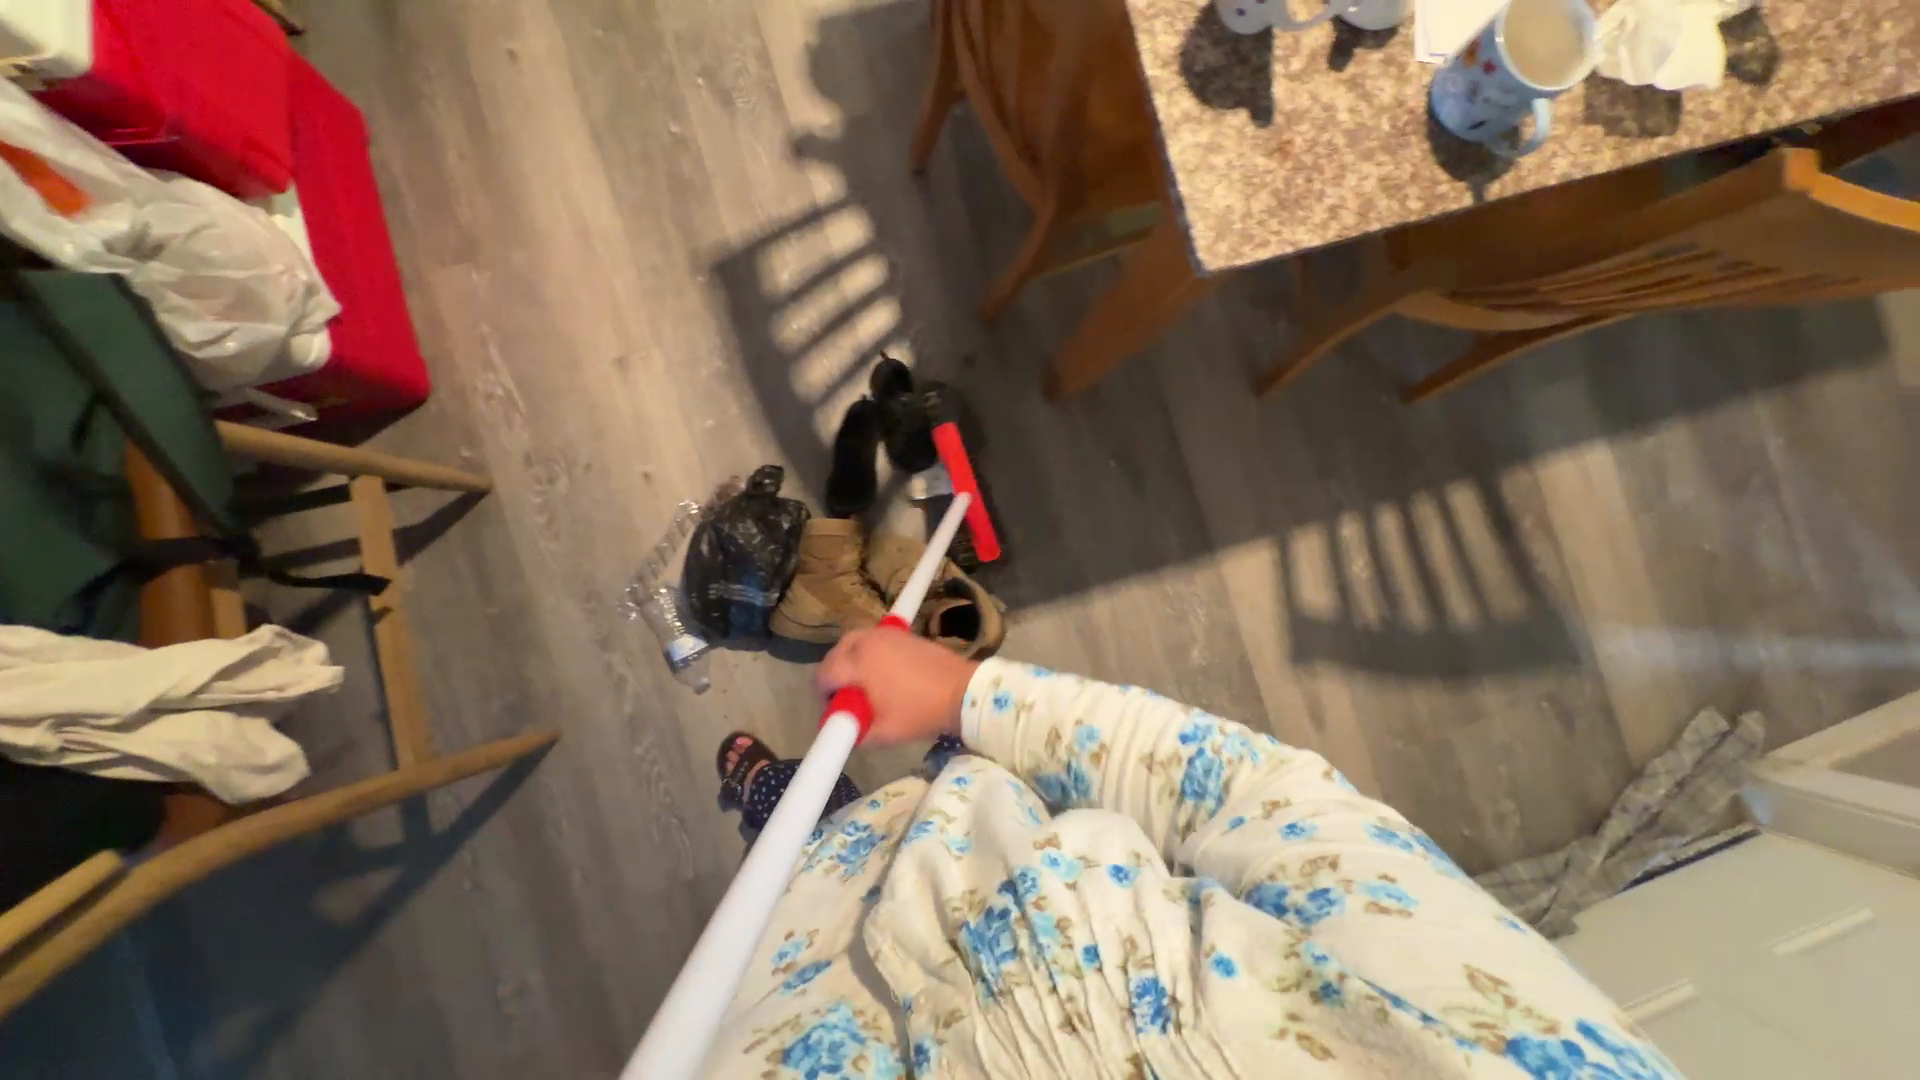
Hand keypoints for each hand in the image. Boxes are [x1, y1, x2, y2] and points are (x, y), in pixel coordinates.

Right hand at [816, 628, 978, 746]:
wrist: (962, 691)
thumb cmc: (921, 712)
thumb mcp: (884, 733)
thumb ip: (855, 732)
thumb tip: (843, 729)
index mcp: (859, 664)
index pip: (825, 674)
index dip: (823, 695)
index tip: (834, 710)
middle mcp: (867, 642)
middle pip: (835, 653)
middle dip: (834, 674)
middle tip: (846, 697)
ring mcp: (885, 634)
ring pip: (852, 641)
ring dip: (849, 660)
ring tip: (860, 683)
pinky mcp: (901, 633)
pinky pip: (872, 638)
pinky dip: (867, 652)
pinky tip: (879, 671)